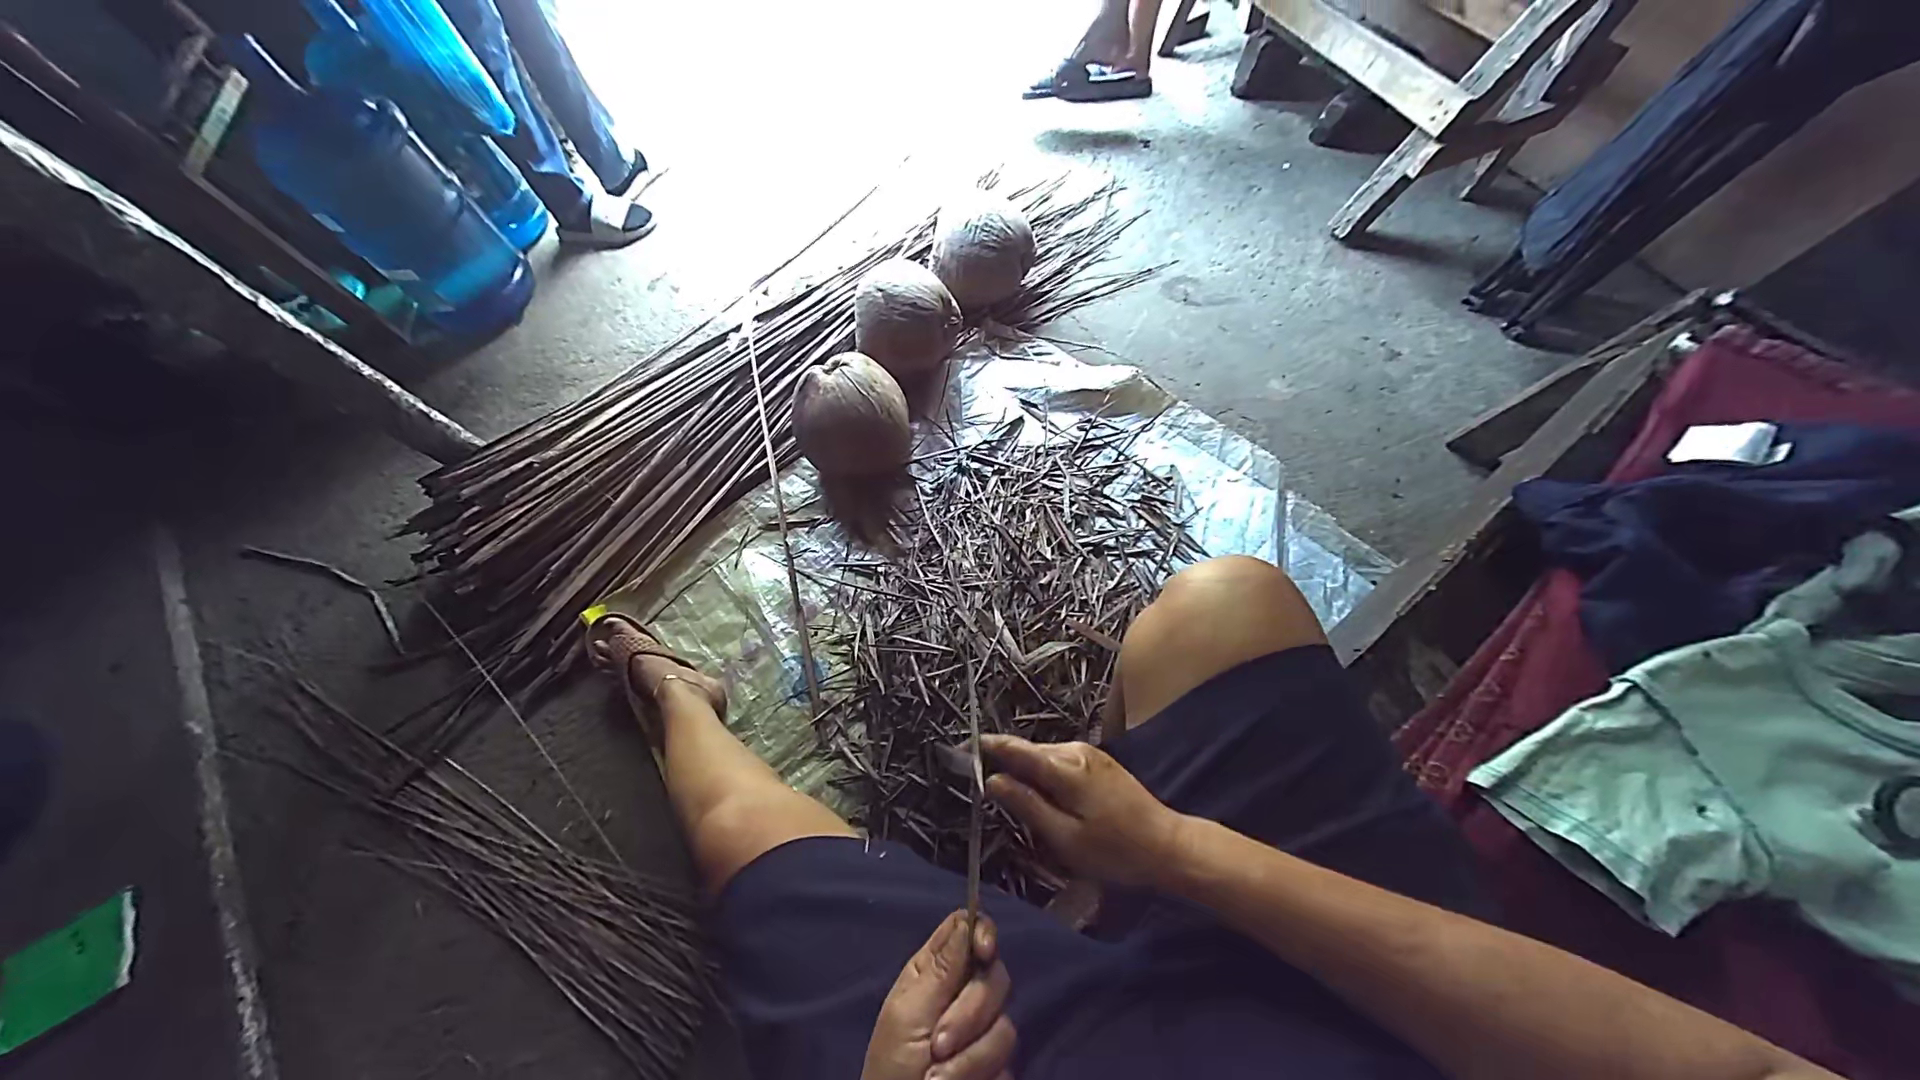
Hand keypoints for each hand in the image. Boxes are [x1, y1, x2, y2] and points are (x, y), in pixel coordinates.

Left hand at [862, 910, 1015, 1079]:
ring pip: (1005, 1024)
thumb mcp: (908, 1014)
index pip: (969, 927)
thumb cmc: (891, 1068)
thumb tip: (968, 918)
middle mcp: (963, 992)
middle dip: (970, 1013)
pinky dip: (979, 1077)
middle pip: (995, 975)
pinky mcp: (995, 1066)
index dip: (983, 931)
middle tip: (937, 1045)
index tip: (984, 951)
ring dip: (969, 1058)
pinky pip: (1008, 1062)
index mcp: (936, 968)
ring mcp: (982, 1030)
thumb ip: (942, 968)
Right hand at [982, 735, 1185, 887]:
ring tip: (1015, 799)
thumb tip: (992, 781)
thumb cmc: (1116, 851)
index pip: (1015, 749)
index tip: (961, 750)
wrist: (1168, 845)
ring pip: (1043, 756)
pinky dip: (1044, 775)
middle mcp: (1075, 751)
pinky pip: (1058, 761)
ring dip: (1026, 772)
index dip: (986, 747)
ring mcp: (1088, 753)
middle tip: (985, 788)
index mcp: (1065, 768)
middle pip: (1027, 752)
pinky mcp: (1097, 760)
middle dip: (1005, 764)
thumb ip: (1027, 806)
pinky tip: (1045, 797)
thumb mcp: (1065, 838)